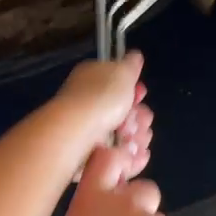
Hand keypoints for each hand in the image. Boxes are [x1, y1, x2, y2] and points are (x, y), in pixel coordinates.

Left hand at [51, 52, 152, 179]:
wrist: (75, 131)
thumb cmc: (99, 97)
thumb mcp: (120, 72)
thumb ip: (129, 65)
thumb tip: (134, 55)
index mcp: (91, 82)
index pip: (120, 88)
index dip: (135, 93)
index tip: (140, 95)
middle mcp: (88, 106)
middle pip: (127, 115)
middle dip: (139, 119)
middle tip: (132, 122)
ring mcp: (88, 132)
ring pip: (126, 138)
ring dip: (136, 139)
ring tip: (129, 140)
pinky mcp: (90, 157)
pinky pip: (118, 159)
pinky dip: (129, 159)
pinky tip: (134, 157)